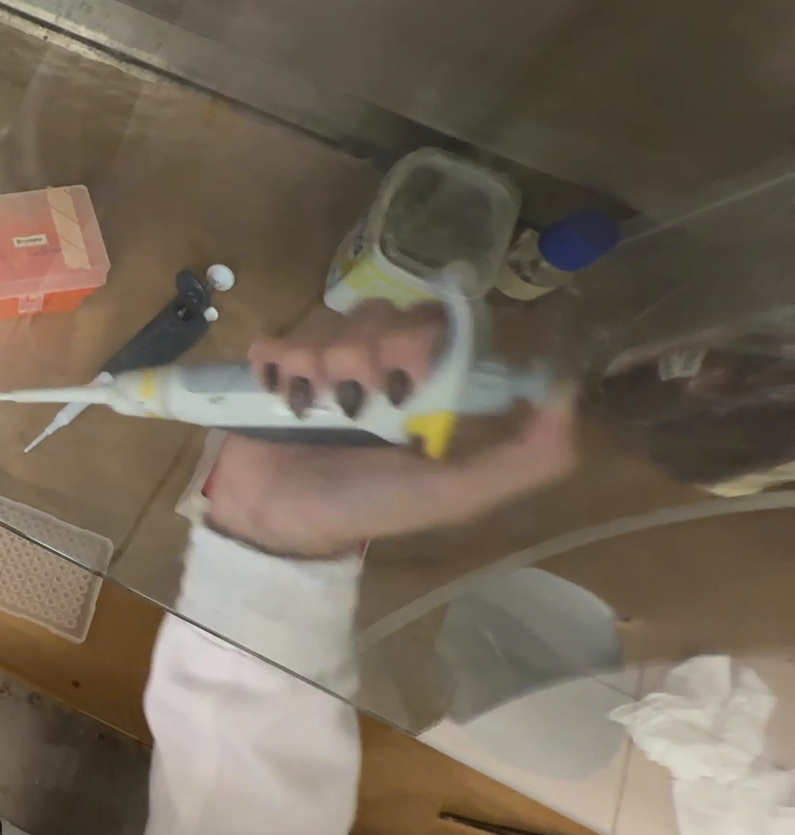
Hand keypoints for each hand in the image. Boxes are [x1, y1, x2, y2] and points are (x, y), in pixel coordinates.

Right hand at [209, 301, 577, 557]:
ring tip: (307, 406)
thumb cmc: (361, 508)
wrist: (275, 521)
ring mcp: (318, 368)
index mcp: (423, 388)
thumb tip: (564, 390)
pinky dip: (274, 363)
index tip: (409, 379)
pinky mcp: (270, 372)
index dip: (423, 338)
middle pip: (378, 314)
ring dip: (316, 363)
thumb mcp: (453, 494)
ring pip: (326, 324)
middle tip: (355, 401)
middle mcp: (373, 368)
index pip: (437, 323)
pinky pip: (274, 340)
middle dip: (366, 354)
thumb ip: (524, 458)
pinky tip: (278, 394)